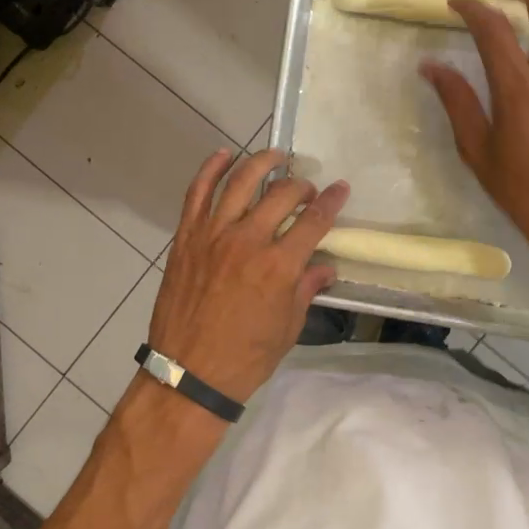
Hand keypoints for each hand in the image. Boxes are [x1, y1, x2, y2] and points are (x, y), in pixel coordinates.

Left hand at [147, 149, 349, 403]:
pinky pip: (198, 192)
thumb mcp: (288, 327)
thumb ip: (306, 288)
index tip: (341, 188)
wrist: (189, 373)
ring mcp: (213, 234)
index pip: (314, 221)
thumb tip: (325, 266)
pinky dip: (211, 169)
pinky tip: (224, 155)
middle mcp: (247, 240)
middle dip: (301, 185)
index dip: (331, 201)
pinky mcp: (187, 236)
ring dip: (261, 163)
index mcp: (278, 266)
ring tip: (275, 156)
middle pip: (281, 195)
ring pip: (240, 182)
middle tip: (306, 188)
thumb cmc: (246, 356)